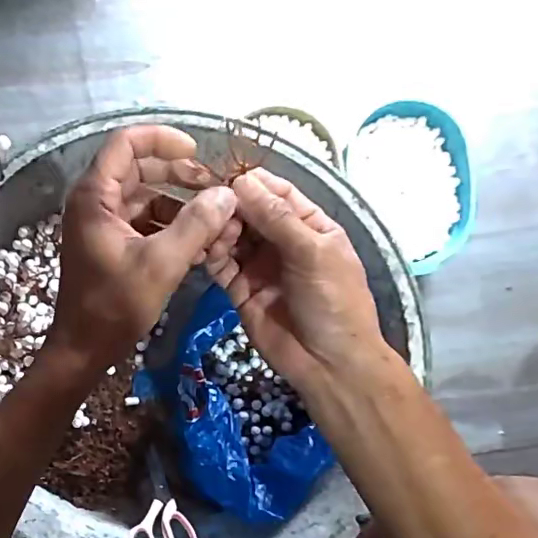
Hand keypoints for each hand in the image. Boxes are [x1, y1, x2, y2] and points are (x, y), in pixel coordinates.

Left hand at [47, 126, 231, 368]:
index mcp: (95, 196)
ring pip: (145, 198)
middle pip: (140, 169)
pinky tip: (196, 246)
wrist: (83, 348)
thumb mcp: (161, 263)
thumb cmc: (114, 305)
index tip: (197, 152)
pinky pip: (143, 223)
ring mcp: (101, 224)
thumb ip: (196, 225)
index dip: (163, 139)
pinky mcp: (110, 245)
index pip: (126, 142)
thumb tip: (228, 194)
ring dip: (179, 207)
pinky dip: (169, 228)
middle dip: (179, 176)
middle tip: (215, 190)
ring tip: (213, 224)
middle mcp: (94, 203)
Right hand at [204, 169, 381, 394]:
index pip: (279, 194)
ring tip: (210, 231)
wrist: (327, 361)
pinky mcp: (239, 290)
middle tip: (209, 205)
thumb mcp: (312, 252)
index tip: (226, 176)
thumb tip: (243, 182)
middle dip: (230, 207)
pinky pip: (220, 266)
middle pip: (250, 214)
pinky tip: (203, 249)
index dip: (254, 183)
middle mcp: (282, 242)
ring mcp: (259, 266)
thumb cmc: (333, 301)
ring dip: (219, 231)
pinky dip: (211, 256)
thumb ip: (277, 218)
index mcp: (310, 226)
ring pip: (232, 238)